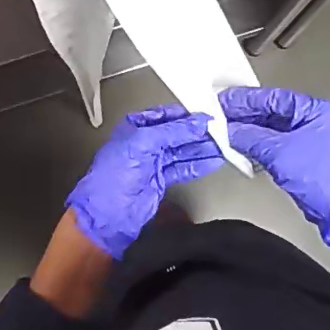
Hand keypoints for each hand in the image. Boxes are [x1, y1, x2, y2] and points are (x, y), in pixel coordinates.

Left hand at [66, 104, 222, 258]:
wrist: (108, 214)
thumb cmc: (111, 178)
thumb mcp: (142, 143)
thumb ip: (172, 131)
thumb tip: (195, 123)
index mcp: (133, 129)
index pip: (164, 116)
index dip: (185, 115)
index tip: (206, 115)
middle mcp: (143, 144)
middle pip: (176, 134)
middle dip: (197, 133)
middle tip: (219, 131)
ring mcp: (152, 163)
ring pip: (182, 151)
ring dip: (202, 149)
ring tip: (221, 145)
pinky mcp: (160, 180)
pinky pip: (182, 168)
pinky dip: (198, 165)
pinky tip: (212, 161)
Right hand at [220, 86, 329, 253]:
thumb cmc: (325, 178)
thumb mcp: (280, 153)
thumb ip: (251, 138)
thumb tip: (230, 129)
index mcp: (315, 111)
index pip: (273, 98)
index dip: (246, 99)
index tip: (225, 100)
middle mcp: (313, 122)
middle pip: (272, 113)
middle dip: (245, 116)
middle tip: (220, 115)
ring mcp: (309, 142)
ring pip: (272, 132)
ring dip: (250, 132)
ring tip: (226, 132)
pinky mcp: (303, 160)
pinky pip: (275, 148)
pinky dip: (258, 147)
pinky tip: (242, 148)